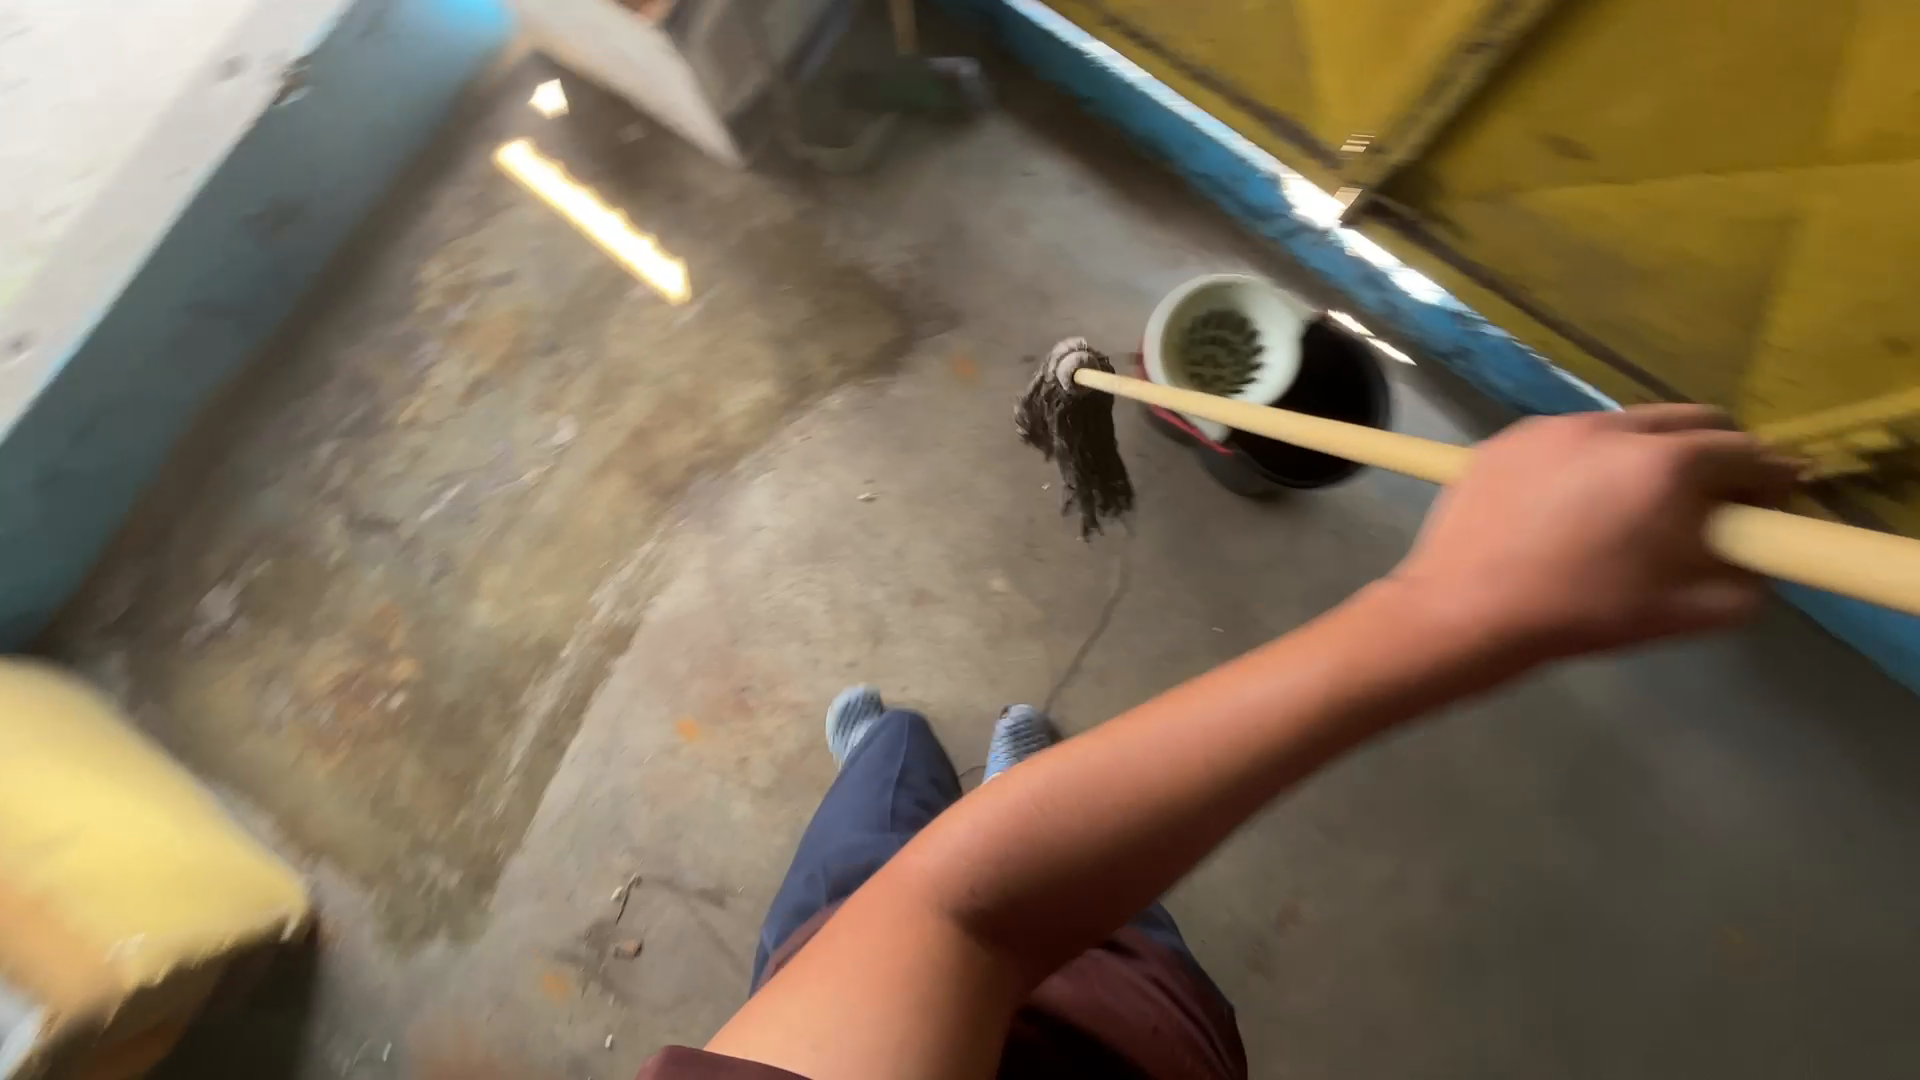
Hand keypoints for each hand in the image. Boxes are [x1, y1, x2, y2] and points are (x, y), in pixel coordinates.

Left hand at [1390, 405, 1797, 662]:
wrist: (1464, 609)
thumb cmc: (1580, 611)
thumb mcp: (1695, 608)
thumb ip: (1750, 573)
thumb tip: (1754, 550)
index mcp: (1664, 462)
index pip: (1749, 452)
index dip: (1769, 480)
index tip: (1763, 507)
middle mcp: (1604, 430)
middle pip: (1688, 422)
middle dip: (1712, 455)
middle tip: (1703, 498)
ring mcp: (1542, 432)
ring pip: (1619, 425)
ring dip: (1642, 452)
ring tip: (1627, 499)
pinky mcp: (1497, 444)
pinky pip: (1560, 440)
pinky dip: (1580, 458)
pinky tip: (1567, 498)